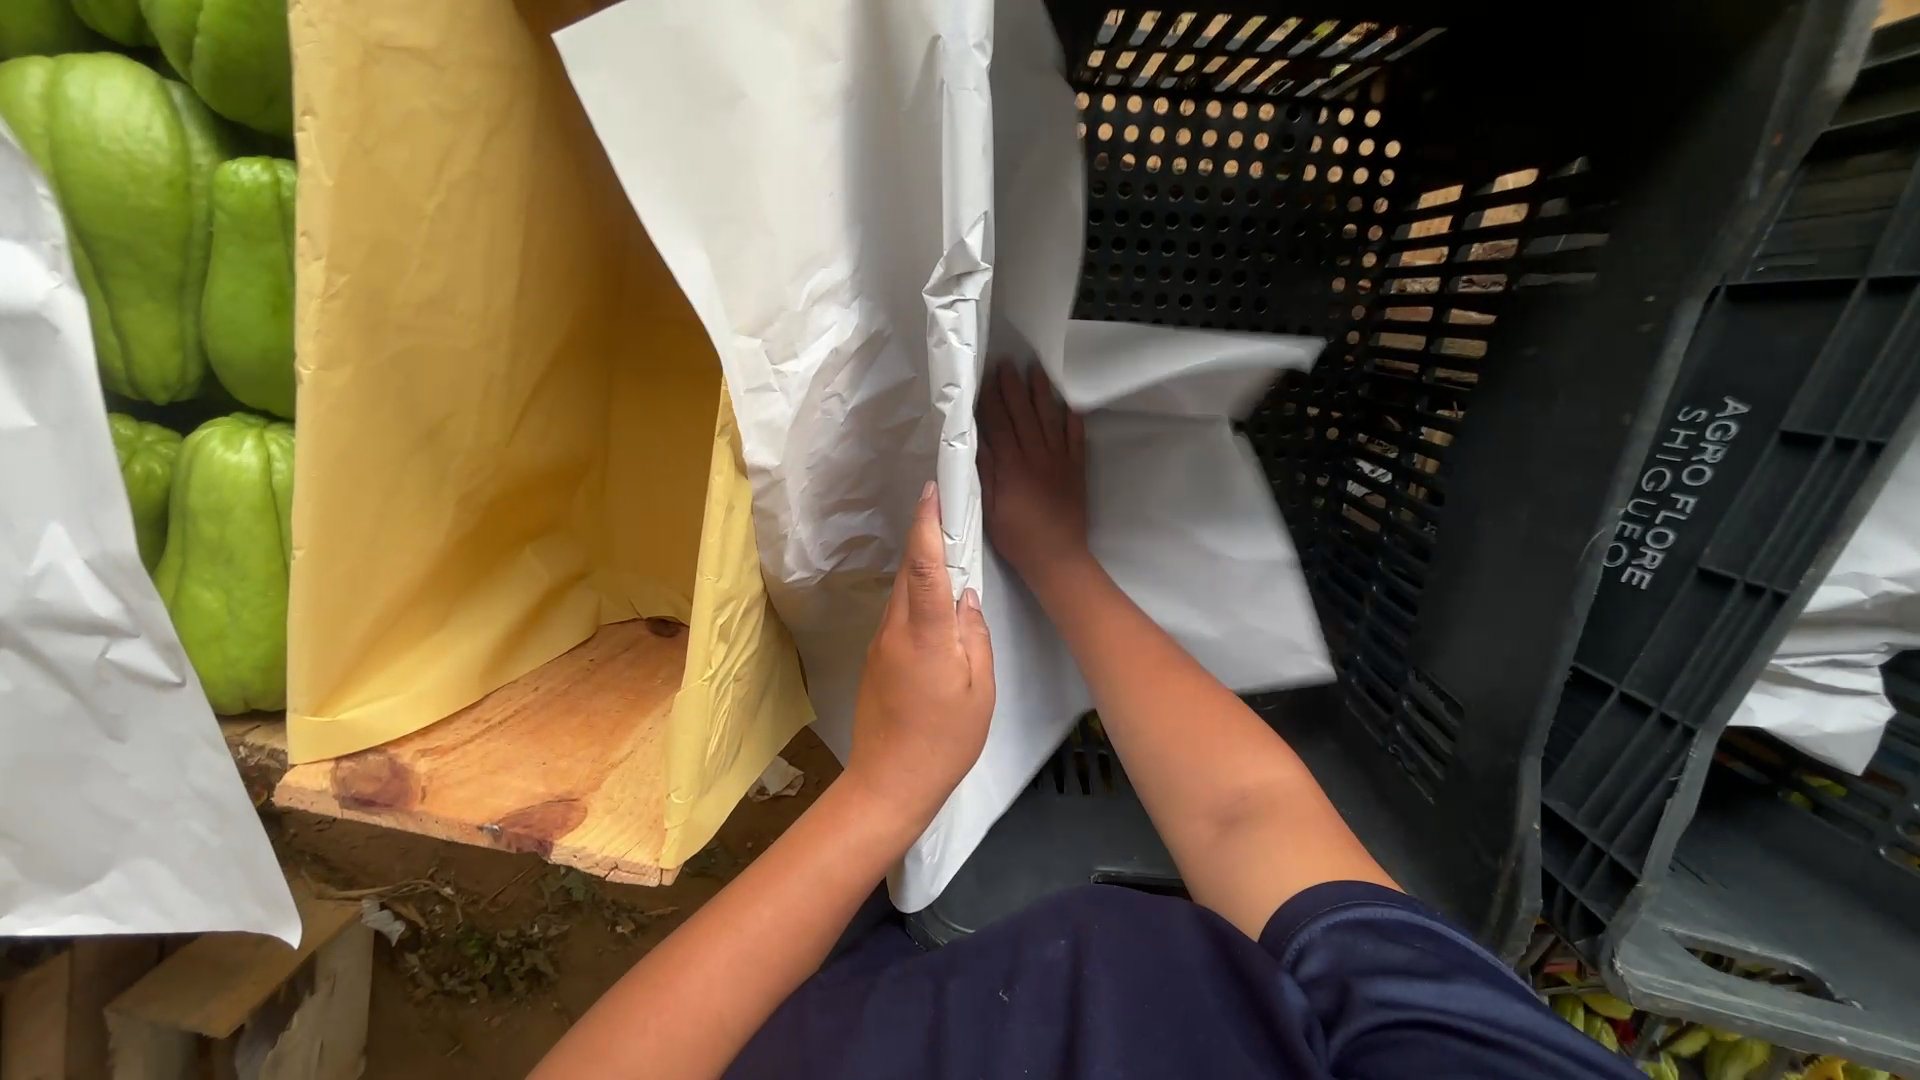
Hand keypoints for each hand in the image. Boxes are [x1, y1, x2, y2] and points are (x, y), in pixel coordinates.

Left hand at [844, 482, 994, 831]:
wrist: (887, 783)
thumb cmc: (944, 741)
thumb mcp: (979, 690)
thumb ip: (974, 636)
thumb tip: (966, 598)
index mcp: (925, 636)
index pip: (923, 566)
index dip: (926, 525)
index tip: (930, 492)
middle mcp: (895, 632)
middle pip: (908, 574)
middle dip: (925, 541)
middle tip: (949, 519)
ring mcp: (879, 646)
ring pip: (901, 596)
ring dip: (921, 574)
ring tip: (948, 567)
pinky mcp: (873, 660)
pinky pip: (897, 618)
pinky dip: (915, 602)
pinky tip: (935, 615)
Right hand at [979, 363, 1089, 587]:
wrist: (1058, 557)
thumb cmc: (1018, 538)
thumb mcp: (991, 509)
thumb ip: (986, 473)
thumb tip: (976, 441)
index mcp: (1012, 467)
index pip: (999, 425)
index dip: (991, 400)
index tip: (985, 378)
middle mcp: (1037, 456)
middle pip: (1024, 415)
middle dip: (1014, 388)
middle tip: (1007, 363)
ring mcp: (1060, 461)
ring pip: (1050, 419)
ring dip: (1041, 394)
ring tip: (1035, 371)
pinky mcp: (1076, 470)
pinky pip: (1076, 438)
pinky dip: (1073, 419)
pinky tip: (1068, 403)